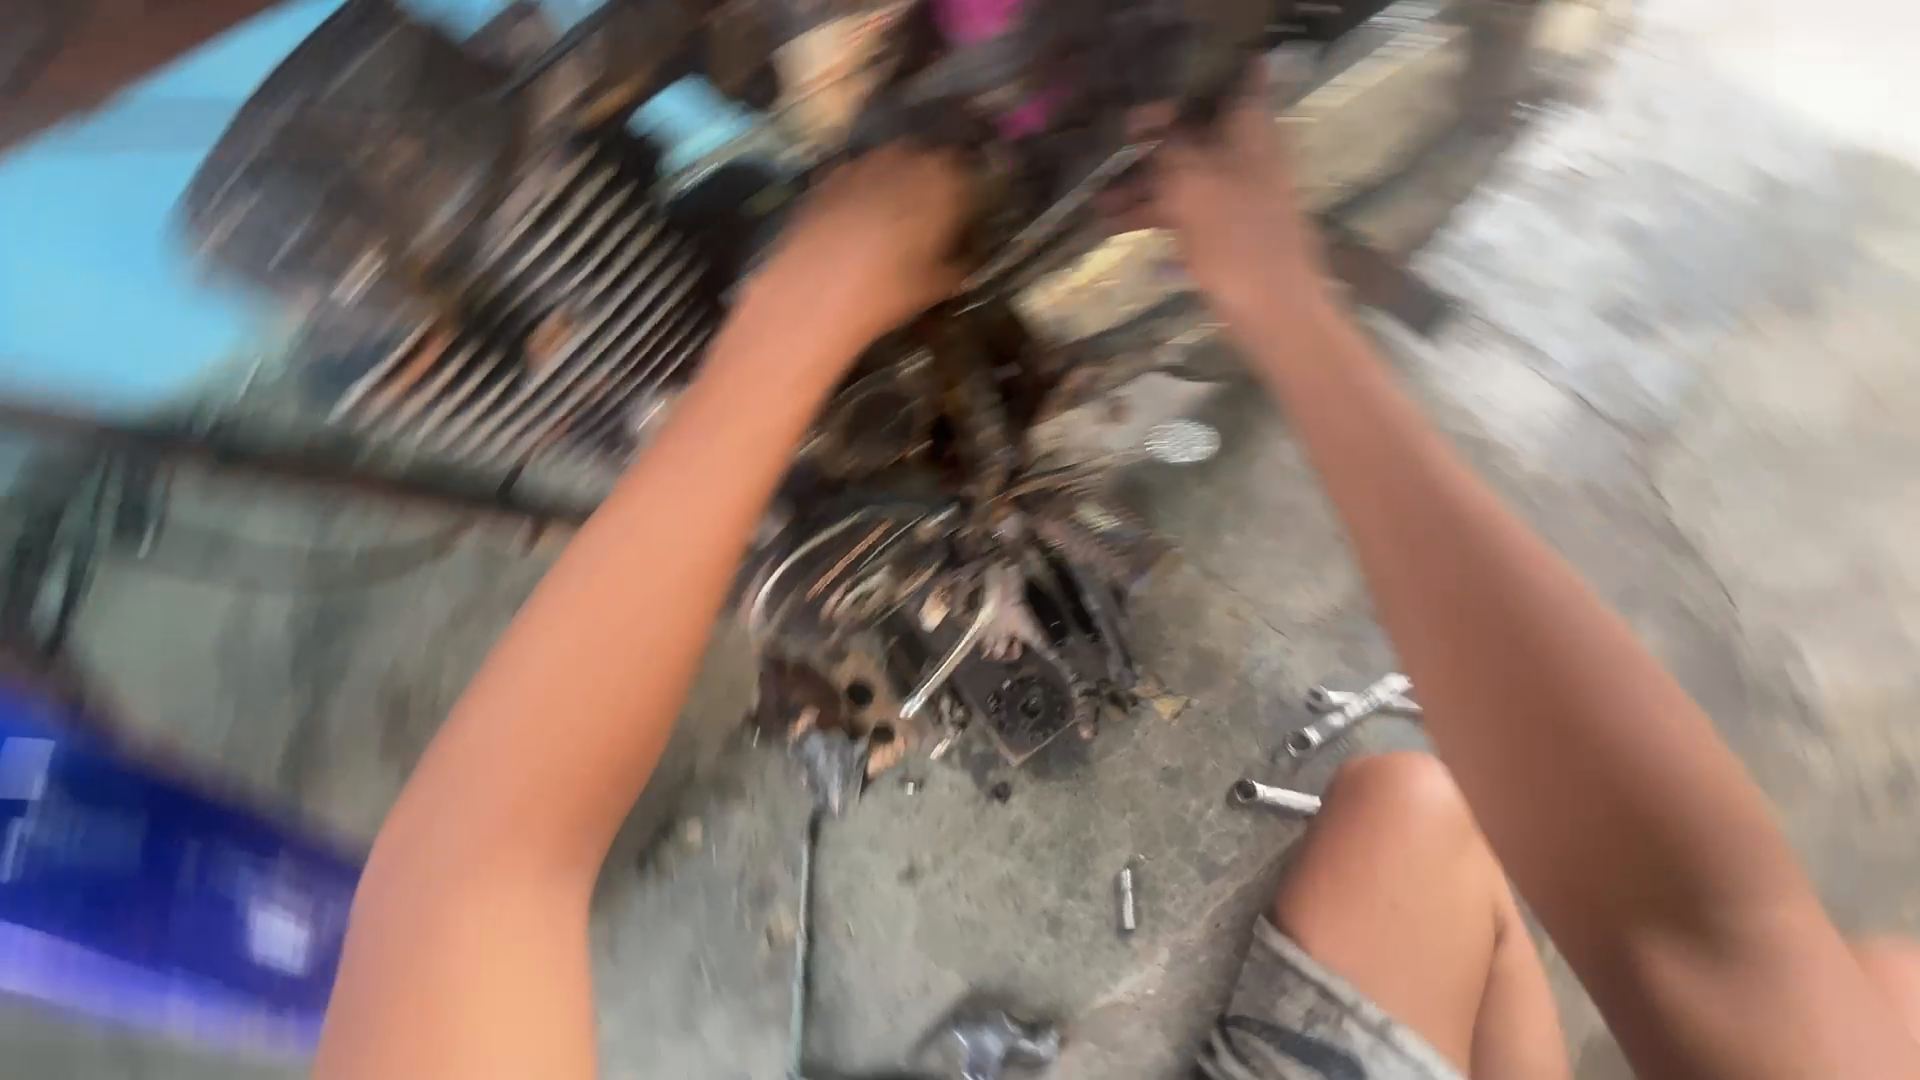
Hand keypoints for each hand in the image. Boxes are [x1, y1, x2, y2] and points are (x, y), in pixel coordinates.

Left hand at [759, 142, 971, 346]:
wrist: (814, 293)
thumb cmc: (887, 291)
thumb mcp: (936, 286)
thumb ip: (959, 265)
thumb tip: (966, 259)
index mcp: (945, 182)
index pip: (972, 178)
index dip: (971, 199)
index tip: (968, 219)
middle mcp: (908, 158)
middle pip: (932, 161)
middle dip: (936, 183)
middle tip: (936, 214)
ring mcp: (865, 161)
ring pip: (894, 162)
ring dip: (901, 181)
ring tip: (898, 214)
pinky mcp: (831, 172)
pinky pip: (860, 174)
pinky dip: (866, 189)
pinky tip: (861, 217)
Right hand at [1106, 73, 1325, 324]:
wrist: (1271, 304)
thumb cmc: (1235, 236)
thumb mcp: (1192, 180)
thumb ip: (1168, 144)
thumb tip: (1144, 120)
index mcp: (1247, 126)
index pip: (1226, 78)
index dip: (1186, 78)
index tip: (1140, 93)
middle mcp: (1242, 151)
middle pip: (1191, 133)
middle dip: (1146, 143)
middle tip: (1101, 150)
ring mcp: (1231, 193)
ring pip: (1179, 177)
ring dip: (1138, 187)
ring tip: (1093, 203)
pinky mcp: (1220, 229)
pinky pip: (1180, 211)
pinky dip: (1149, 215)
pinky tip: (1112, 226)